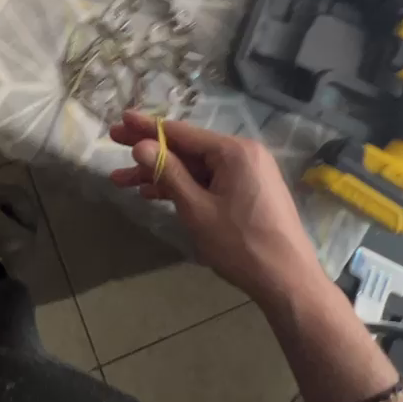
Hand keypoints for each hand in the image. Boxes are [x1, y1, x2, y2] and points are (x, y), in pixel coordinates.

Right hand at [109, 111, 328, 309]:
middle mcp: (243, 155)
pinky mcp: (248, 192)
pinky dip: (184, 187)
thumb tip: (140, 146)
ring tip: (122, 180)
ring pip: (195, 168)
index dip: (146, 127)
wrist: (288, 281)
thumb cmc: (241, 244)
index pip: (181, 132)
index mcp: (234, 152)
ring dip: (161, 174)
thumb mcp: (196, 209)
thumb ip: (168, 173)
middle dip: (148, 150)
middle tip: (114, 141)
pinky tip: (153, 194)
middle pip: (187, 148)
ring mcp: (248, 174)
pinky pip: (209, 181)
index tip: (121, 119)